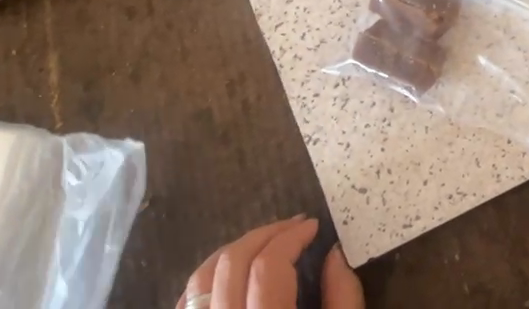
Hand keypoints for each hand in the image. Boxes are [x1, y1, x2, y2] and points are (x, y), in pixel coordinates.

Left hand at [179, 216, 363, 308]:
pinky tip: (232, 275)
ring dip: (235, 250)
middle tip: (294, 227)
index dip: (291, 237)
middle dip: (265, 234)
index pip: (269, 267)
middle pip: (231, 264)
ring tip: (264, 244)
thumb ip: (343, 298)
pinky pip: (184, 302)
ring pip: (200, 280)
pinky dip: (208, 278)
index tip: (313, 227)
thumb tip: (335, 254)